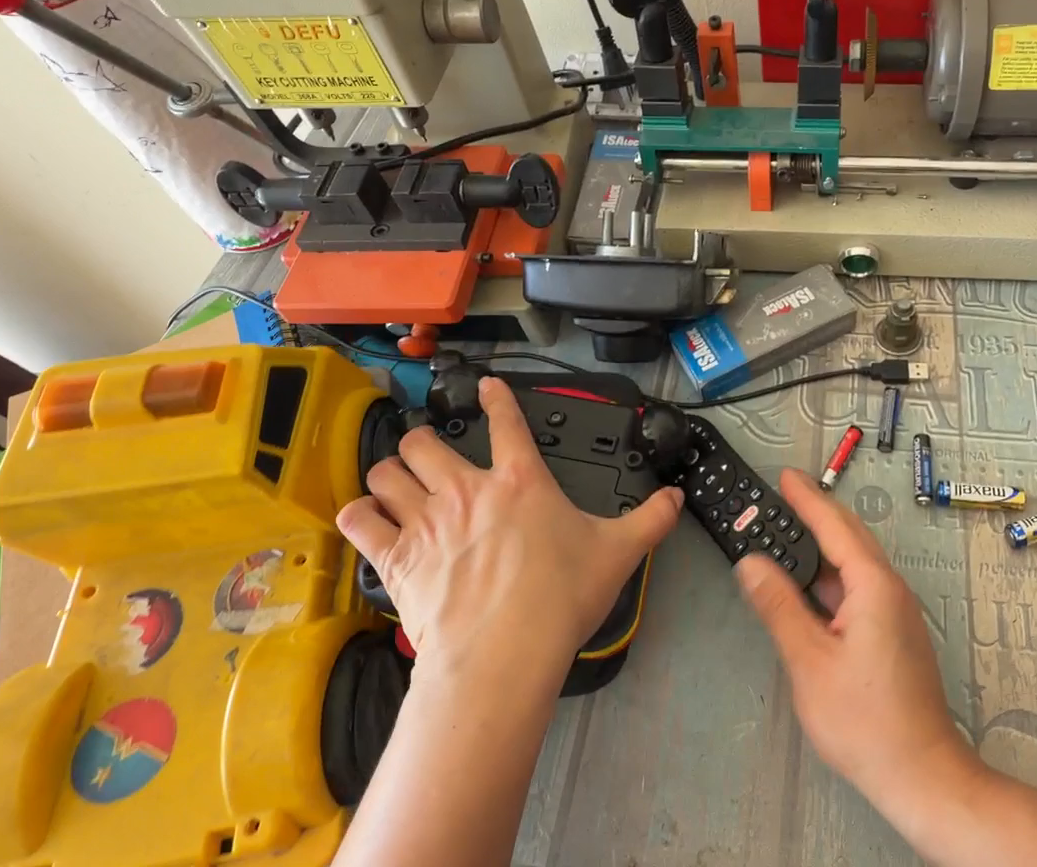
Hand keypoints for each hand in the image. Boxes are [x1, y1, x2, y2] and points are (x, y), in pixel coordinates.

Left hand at [337, 376, 683, 677]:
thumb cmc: (561, 596)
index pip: (506, 422)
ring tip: (397, 483)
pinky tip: (367, 519)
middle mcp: (466, 489)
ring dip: (390, 474)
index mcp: (520, 481)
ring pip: (387, 473)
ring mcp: (426, 521)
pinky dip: (360, 516)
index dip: (496, 397)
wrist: (505, 652)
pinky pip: (359, 521)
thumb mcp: (618, 553)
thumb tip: (677, 499)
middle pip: (425, 442)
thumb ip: (649, 520)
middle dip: (423, 441)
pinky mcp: (396, 557)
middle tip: (430, 455)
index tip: (484, 384)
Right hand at [733, 470, 978, 802]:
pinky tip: (806, 587)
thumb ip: (779, 607)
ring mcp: (894, 612)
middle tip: (779, 497)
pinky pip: (857, 588)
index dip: (807, 498)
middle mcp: (889, 590)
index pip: (835, 526)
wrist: (920, 772)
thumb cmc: (863, 719)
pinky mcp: (892, 633)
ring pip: (852, 565)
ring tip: (783, 536)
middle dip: (814, 515)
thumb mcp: (808, 661)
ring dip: (820, 548)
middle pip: (848, 539)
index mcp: (873, 585)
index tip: (785, 475)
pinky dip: (828, 578)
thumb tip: (751, 563)